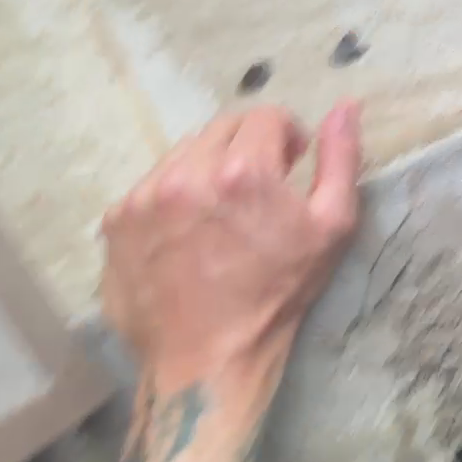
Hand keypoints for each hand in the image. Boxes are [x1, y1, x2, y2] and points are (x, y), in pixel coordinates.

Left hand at [102, 100, 362, 388]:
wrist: (208, 357)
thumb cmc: (281, 288)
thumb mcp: (333, 222)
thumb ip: (341, 156)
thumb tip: (346, 105)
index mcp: (242, 171)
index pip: (266, 116)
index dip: (290, 134)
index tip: (294, 165)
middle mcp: (185, 175)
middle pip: (224, 127)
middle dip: (250, 144)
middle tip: (263, 184)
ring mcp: (142, 198)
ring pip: (185, 151)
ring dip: (212, 164)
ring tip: (225, 207)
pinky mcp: (115, 223)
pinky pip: (153, 183)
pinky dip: (177, 191)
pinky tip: (193, 228)